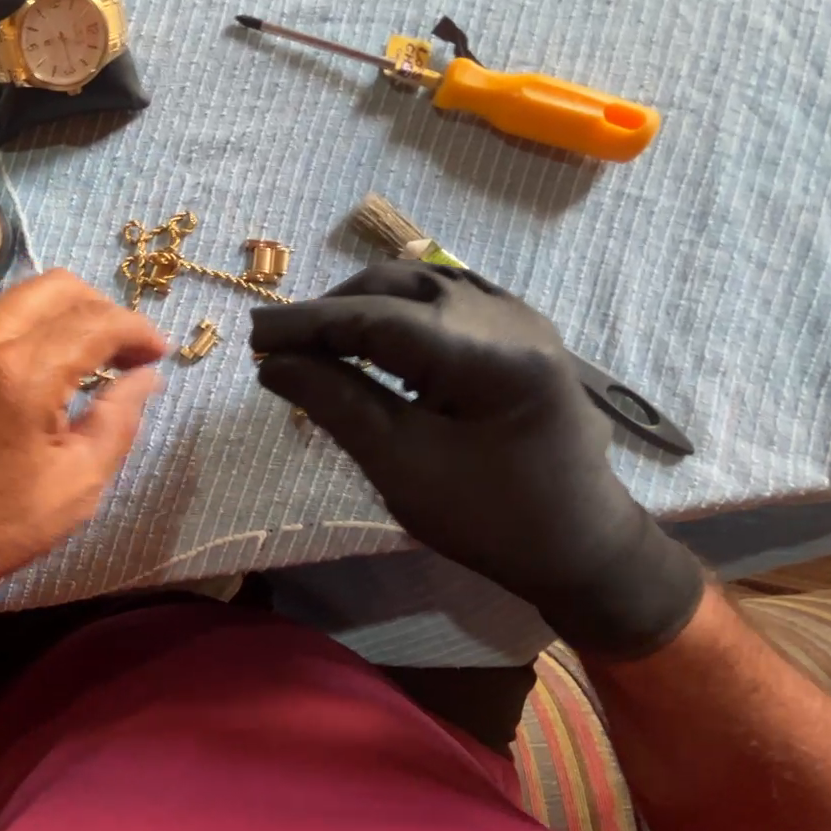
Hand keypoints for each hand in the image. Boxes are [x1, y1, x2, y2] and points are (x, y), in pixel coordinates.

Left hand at [0, 270, 165, 647]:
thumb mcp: (73, 487)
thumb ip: (118, 421)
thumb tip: (144, 378)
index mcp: (20, 371)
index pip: (96, 321)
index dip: (137, 331)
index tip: (159, 354)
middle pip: (56, 287)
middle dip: (101, 309)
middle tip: (124, 353)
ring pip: (19, 301)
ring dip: (62, 317)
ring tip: (88, 363)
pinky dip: (28, 332)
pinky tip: (41, 375)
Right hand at [249, 262, 703, 658]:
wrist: (578, 545)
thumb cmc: (488, 519)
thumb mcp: (401, 467)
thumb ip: (336, 404)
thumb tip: (272, 364)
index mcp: (489, 357)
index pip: (377, 318)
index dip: (307, 322)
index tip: (251, 333)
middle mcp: (509, 319)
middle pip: (397, 288)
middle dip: (329, 311)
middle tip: (277, 345)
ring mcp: (518, 320)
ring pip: (418, 286)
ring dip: (357, 308)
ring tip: (313, 344)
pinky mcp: (516, 333)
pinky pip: (440, 301)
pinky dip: (391, 313)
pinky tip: (366, 343)